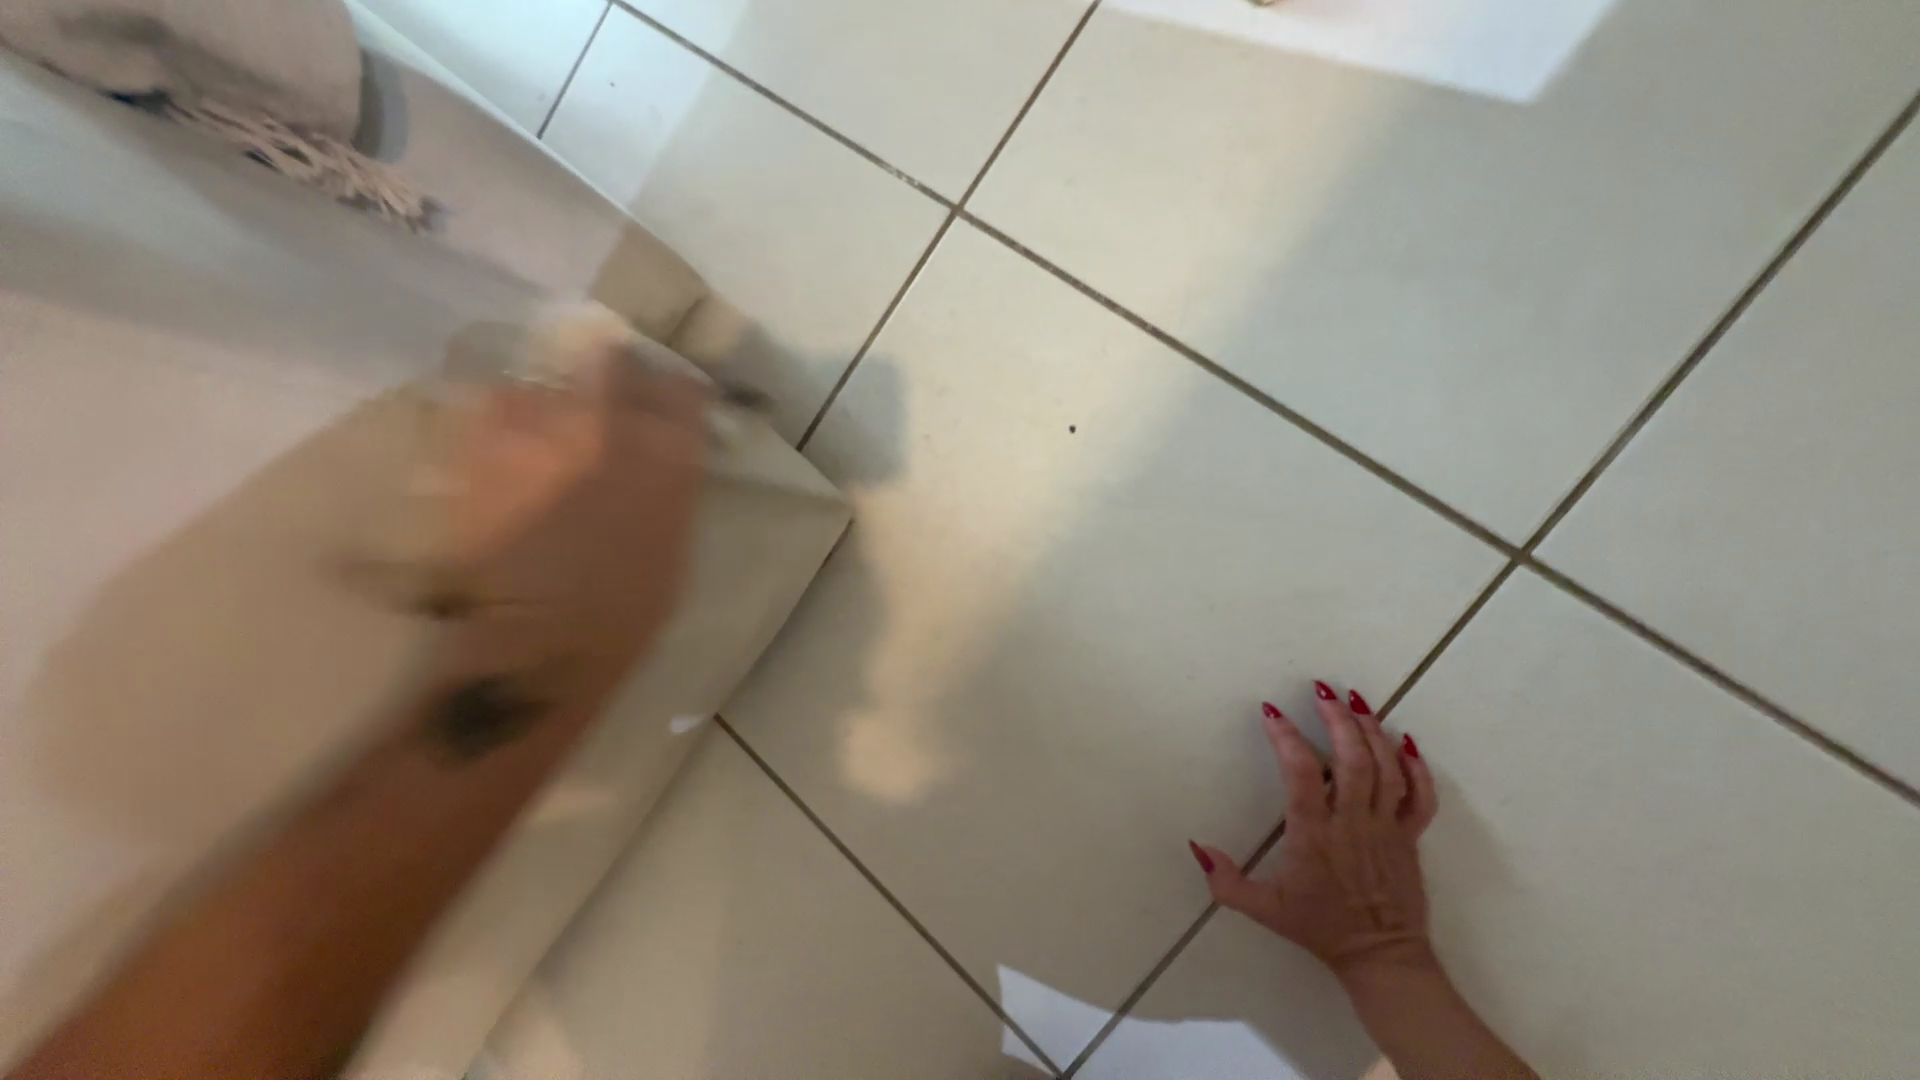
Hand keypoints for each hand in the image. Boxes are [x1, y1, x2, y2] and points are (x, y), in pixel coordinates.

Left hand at [441, 367, 708, 668]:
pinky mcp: (481, 440)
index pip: (682, 388)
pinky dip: (502, 414)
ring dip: (551, 394)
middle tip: (605, 392)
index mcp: (668, 455)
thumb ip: (669, 479)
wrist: (537, 643)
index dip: (673, 392)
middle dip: (613, 371)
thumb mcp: (675, 539)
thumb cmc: (625, 608)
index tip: (666, 402)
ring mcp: (539, 425)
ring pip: (546, 376)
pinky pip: (494, 401)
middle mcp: (607, 424)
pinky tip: (506, 441)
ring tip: (545, 425)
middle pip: (614, 358)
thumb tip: (658, 448)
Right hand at [1193, 684, 1439, 983]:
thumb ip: (1226, 880)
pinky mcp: (1410, 836)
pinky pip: (1420, 796)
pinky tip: (1404, 740)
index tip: (1271, 712)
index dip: (1286, 738)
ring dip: (1371, 730)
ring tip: (1356, 700)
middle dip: (1337, 719)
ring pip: (1385, 769)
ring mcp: (1386, 827)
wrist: (1381, 956)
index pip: (1301, 773)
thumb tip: (1197, 845)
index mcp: (1314, 834)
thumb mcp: (1262, 907)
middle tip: (1322, 690)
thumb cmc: (1318, 926)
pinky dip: (1416, 767)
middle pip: (1352, 760)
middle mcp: (1352, 822)